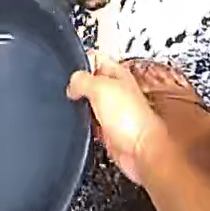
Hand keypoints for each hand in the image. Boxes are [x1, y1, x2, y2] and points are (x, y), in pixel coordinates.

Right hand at [66, 50, 167, 183]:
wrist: (140, 151)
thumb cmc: (131, 118)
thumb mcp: (101, 88)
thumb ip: (84, 80)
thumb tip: (72, 82)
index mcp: (118, 74)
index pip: (97, 59)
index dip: (83, 62)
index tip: (69, 70)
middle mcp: (116, 91)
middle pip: (91, 83)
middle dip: (78, 87)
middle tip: (70, 92)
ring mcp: (113, 112)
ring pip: (90, 104)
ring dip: (81, 107)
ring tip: (73, 108)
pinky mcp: (109, 132)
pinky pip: (91, 124)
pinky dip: (84, 125)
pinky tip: (80, 127)